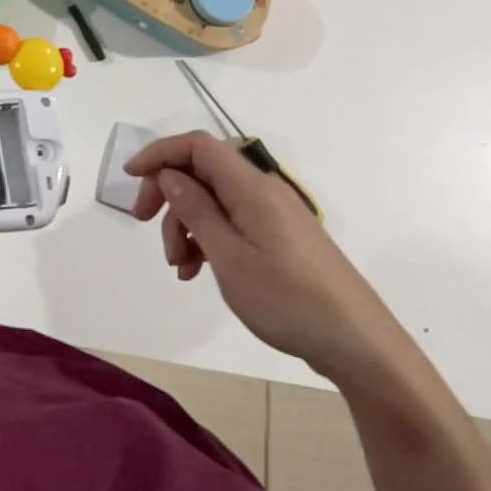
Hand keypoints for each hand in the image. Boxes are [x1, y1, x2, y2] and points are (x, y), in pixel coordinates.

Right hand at [125, 131, 412, 382]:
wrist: (359, 345)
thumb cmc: (288, 299)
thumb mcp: (228, 257)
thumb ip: (195, 210)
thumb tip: (169, 175)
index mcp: (251, 187)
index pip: (197, 145)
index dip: (159, 153)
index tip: (131, 179)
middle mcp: (263, 191)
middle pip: (202, 171)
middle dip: (167, 193)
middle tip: (145, 225)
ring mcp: (274, 215)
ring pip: (213, 200)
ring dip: (185, 224)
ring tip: (179, 266)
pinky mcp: (280, 237)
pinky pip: (232, 222)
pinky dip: (207, 239)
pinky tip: (198, 270)